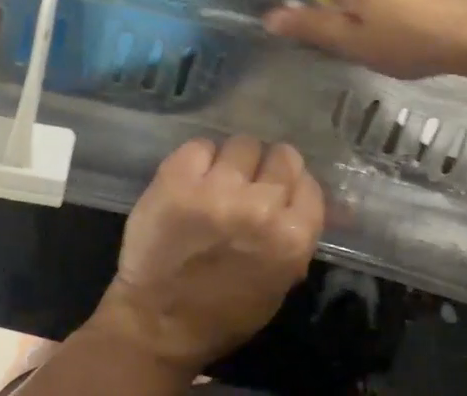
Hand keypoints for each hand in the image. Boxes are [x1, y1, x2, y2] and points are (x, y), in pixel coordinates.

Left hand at [89, 136, 324, 372]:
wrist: (157, 322)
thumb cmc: (223, 312)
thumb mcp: (279, 283)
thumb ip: (294, 235)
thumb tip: (303, 196)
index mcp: (291, 239)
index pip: (308, 184)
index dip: (293, 186)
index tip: (278, 192)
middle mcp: (260, 208)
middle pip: (280, 156)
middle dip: (267, 168)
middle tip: (249, 183)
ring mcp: (217, 189)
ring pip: (242, 144)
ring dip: (233, 161)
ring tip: (217, 181)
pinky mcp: (178, 177)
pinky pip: (201, 146)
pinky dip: (198, 160)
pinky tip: (191, 181)